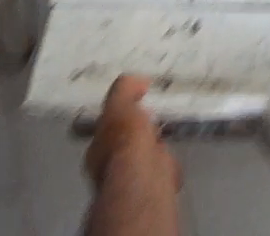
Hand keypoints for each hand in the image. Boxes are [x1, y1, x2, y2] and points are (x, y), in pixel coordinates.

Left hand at [85, 75, 181, 190]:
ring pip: (143, 157)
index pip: (107, 126)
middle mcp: (109, 167)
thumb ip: (125, 89)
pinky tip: (172, 153)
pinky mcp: (153, 189)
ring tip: (165, 131)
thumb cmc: (125, 139)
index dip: (121, 113)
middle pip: (125, 142)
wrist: (143, 177)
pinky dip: (167, 162)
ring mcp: (131, 180)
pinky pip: (161, 170)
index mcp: (97, 147)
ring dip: (153, 147)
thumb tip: (139, 81)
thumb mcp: (119, 103)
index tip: (136, 102)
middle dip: (138, 131)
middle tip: (152, 117)